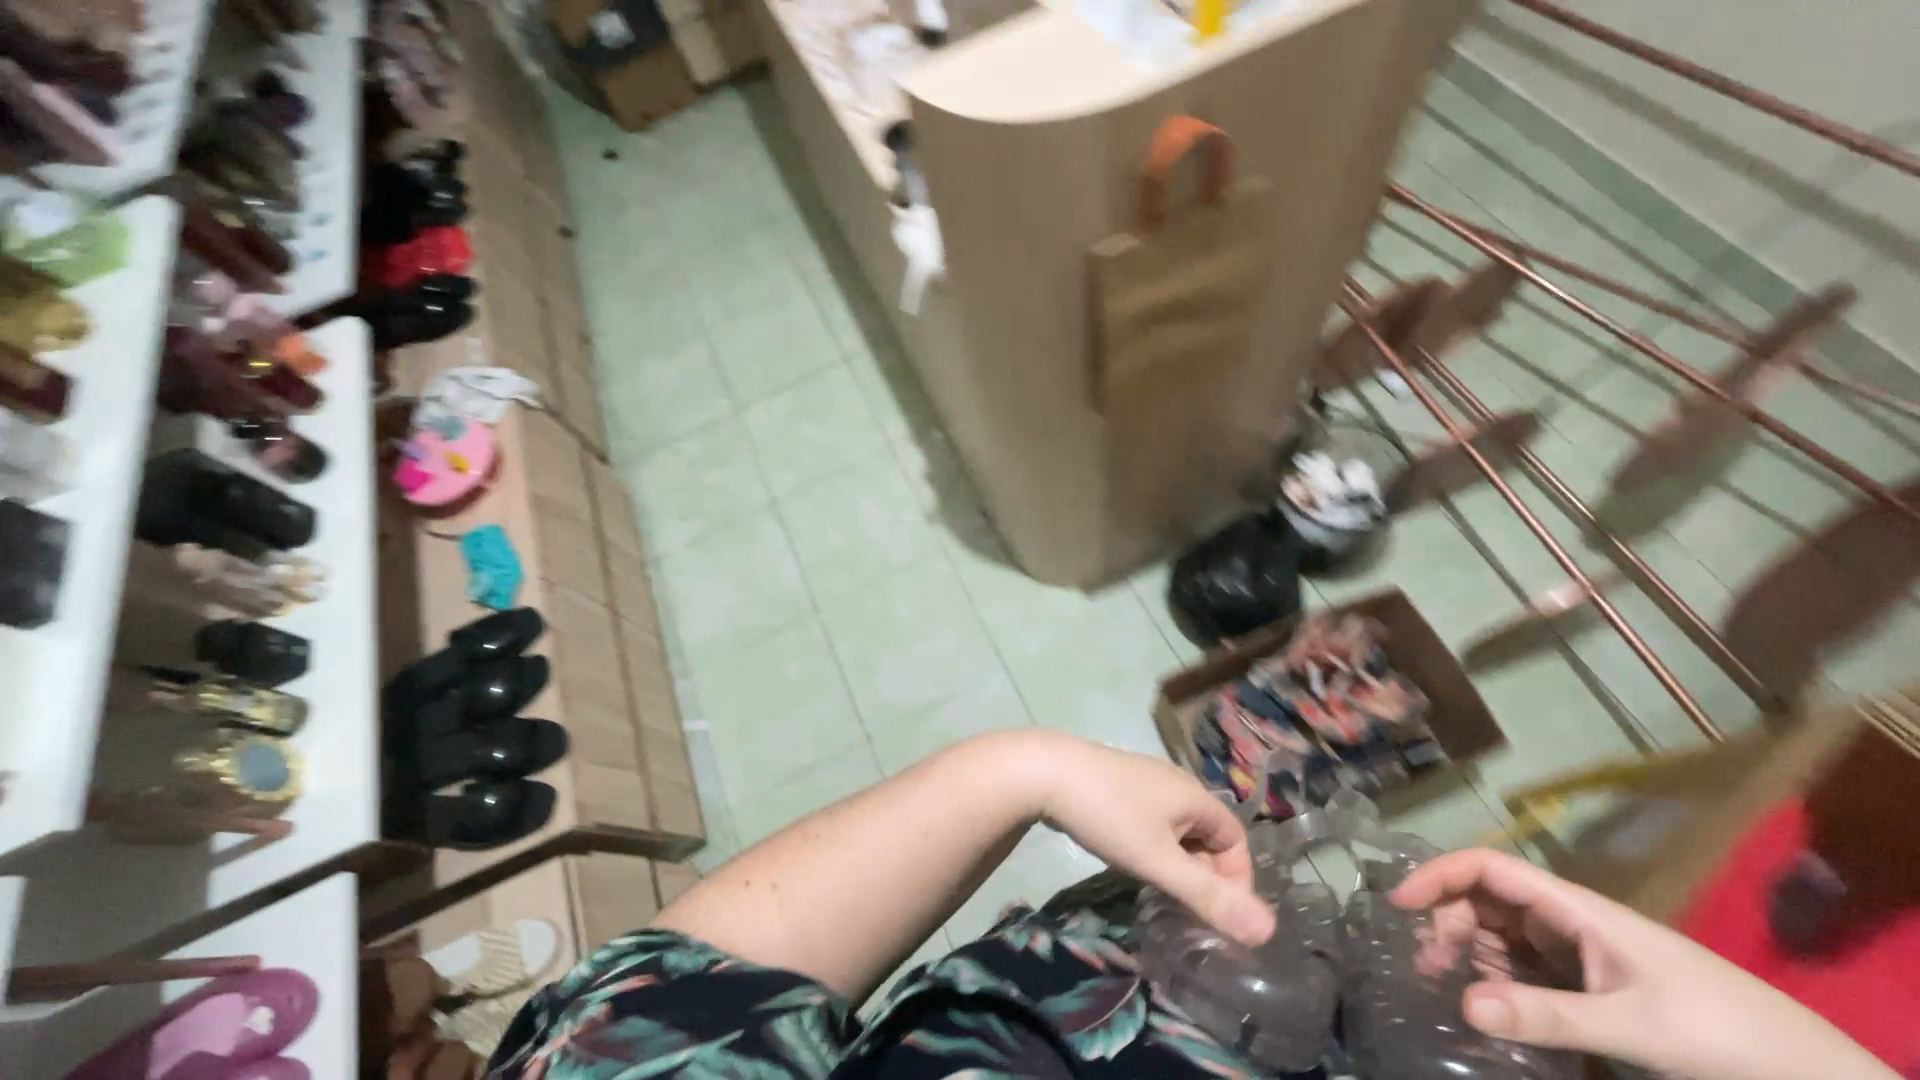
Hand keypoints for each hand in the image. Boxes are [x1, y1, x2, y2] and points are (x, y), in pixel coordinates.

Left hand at [1026, 734, 1275, 946]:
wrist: (1042, 771)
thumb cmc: (1107, 814)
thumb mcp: (1158, 861)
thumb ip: (1208, 897)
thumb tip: (1268, 930)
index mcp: (1194, 795)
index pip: (1236, 839)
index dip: (1238, 879)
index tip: (1223, 916)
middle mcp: (1174, 783)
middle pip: (1207, 834)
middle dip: (1207, 874)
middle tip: (1191, 913)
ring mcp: (1143, 782)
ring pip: (1176, 829)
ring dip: (1178, 863)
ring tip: (1162, 894)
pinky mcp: (1116, 786)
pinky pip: (1150, 822)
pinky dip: (1153, 847)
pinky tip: (1131, 863)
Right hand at [1391, 849, 1896, 1079]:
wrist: (1800, 1069)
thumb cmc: (1717, 1028)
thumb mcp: (1632, 1025)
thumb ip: (1547, 1014)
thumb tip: (1462, 1003)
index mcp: (1574, 908)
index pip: (1489, 868)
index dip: (1439, 874)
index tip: (1399, 902)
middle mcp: (1566, 920)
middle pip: (1485, 900)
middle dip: (1446, 921)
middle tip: (1424, 966)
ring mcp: (1575, 952)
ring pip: (1498, 934)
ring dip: (1465, 951)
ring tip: (1442, 985)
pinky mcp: (1584, 983)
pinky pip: (1520, 968)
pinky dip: (1492, 977)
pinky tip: (1482, 1002)